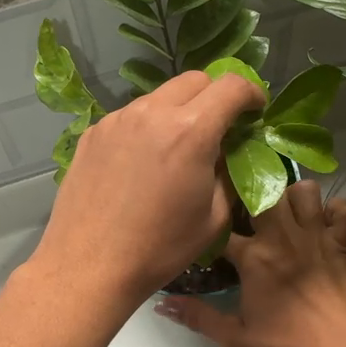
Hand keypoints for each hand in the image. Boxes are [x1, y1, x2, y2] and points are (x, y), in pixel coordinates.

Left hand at [27, 71, 265, 304]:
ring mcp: (118, 120)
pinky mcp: (93, 133)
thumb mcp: (214, 217)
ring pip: (159, 96)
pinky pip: (131, 117)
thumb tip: (230, 154)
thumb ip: (228, 173)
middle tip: (219, 127)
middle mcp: (152, 113)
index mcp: (190, 131)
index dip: (251, 93)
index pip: (231, 86)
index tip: (255, 111)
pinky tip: (143, 162)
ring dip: (178, 111)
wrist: (89, 266)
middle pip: (194, 80)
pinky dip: (148, 127)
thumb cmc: (159, 248)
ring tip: (177, 148)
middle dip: (215, 96)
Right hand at [156, 180, 345, 346]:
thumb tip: (161, 303)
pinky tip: (328, 224)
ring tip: (290, 214)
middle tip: (252, 211)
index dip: (215, 227)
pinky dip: (337, 210)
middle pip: (264, 192)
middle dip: (255, 196)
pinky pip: (344, 207)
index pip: (223, 228)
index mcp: (253, 257)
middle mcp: (283, 236)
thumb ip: (199, 317)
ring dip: (296, 198)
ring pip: (305, 190)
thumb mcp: (237, 340)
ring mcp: (317, 234)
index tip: (212, 234)